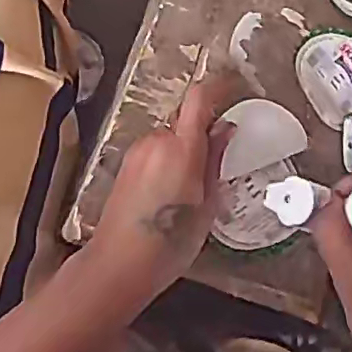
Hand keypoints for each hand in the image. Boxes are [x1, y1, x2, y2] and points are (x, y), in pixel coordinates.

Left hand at [84, 72, 237, 310]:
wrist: (116, 267)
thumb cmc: (170, 243)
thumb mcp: (206, 205)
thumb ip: (216, 159)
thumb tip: (226, 127)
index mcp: (181, 147)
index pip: (198, 98)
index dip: (218, 86)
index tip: (234, 85)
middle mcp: (157, 141)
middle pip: (185, 120)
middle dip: (202, 132)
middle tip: (217, 161)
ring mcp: (138, 152)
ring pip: (170, 137)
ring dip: (184, 149)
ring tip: (193, 188)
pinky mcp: (126, 165)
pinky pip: (155, 150)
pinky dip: (168, 160)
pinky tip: (171, 194)